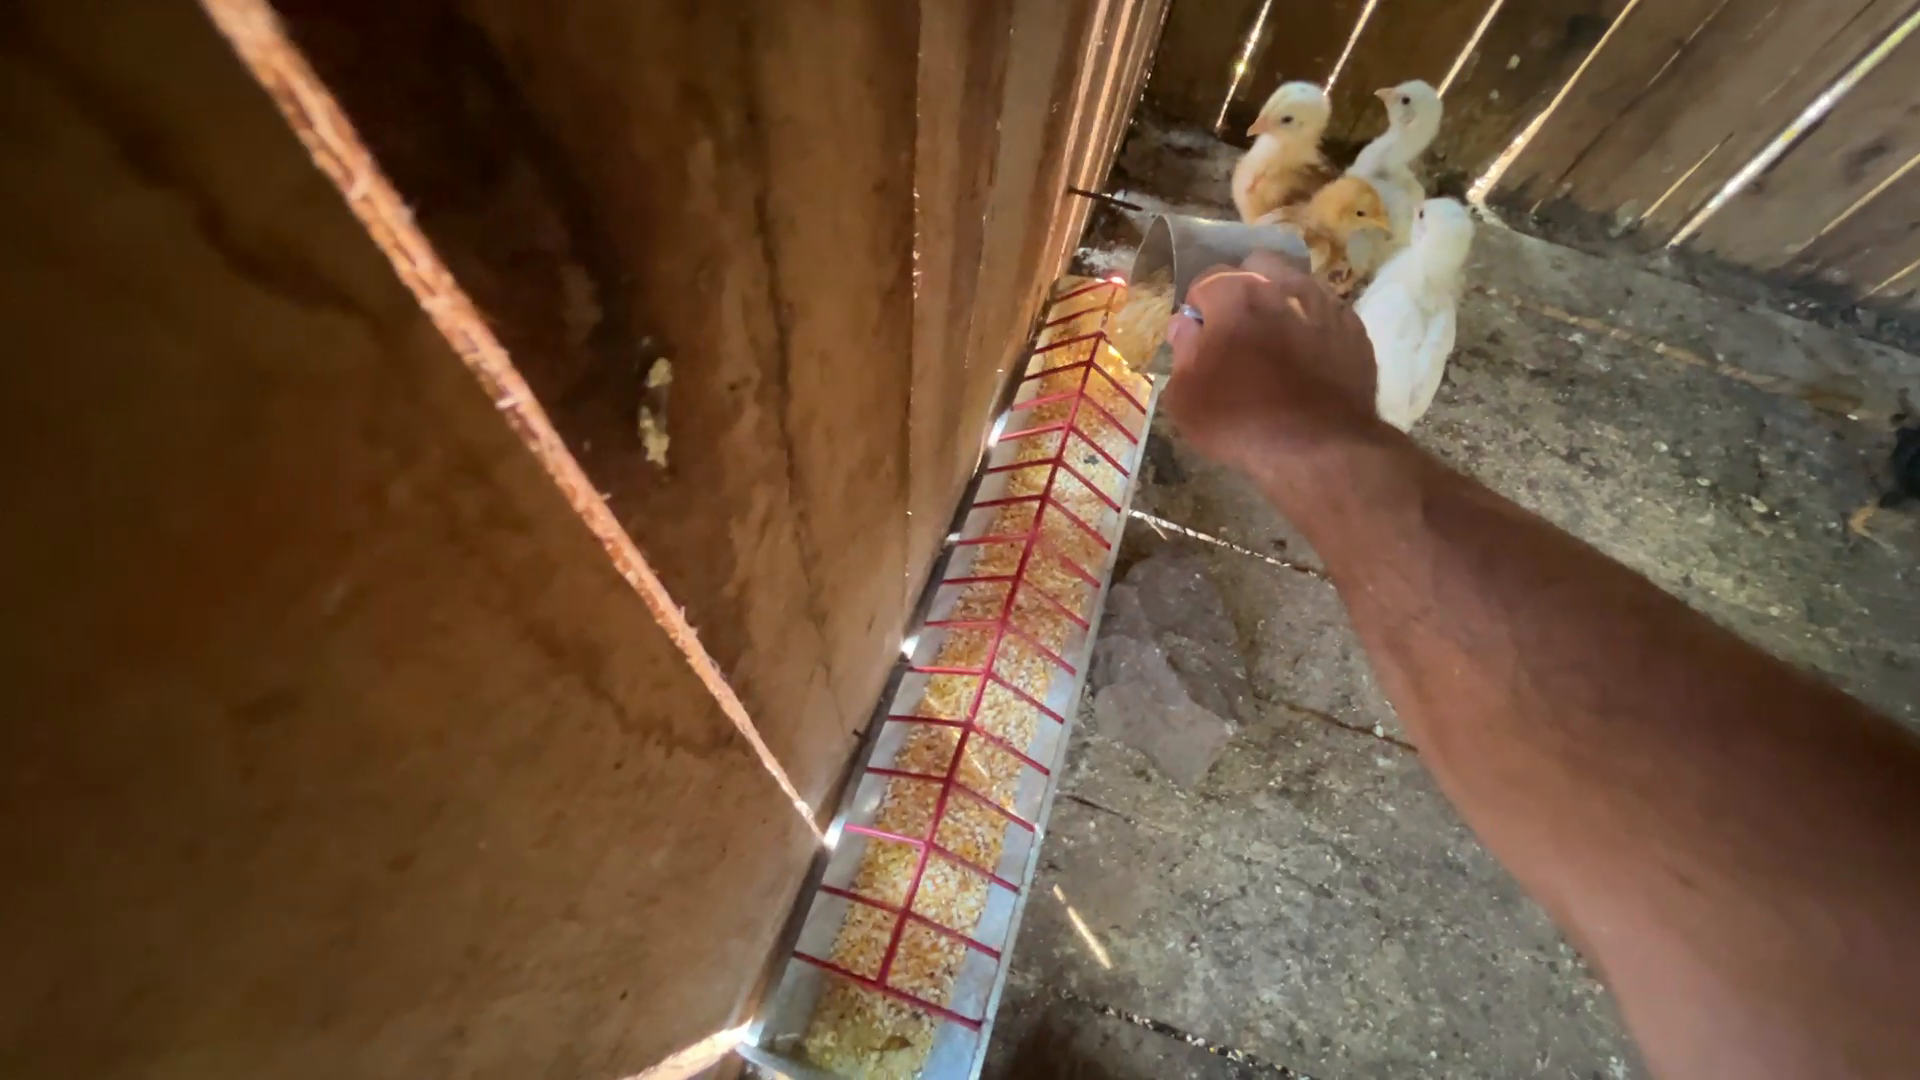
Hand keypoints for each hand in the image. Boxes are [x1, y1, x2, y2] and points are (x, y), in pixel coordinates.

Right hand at [1161, 251, 1378, 474]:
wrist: (1316, 447)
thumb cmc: (1237, 422)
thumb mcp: (1185, 395)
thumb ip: (1183, 350)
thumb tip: (1186, 324)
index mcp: (1234, 297)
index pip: (1207, 280)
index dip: (1199, 306)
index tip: (1199, 334)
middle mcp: (1281, 286)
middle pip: (1256, 267)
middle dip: (1242, 289)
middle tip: (1235, 329)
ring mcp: (1324, 304)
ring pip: (1295, 284)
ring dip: (1279, 302)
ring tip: (1273, 340)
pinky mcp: (1353, 328)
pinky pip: (1324, 312)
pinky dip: (1309, 325)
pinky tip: (1304, 357)